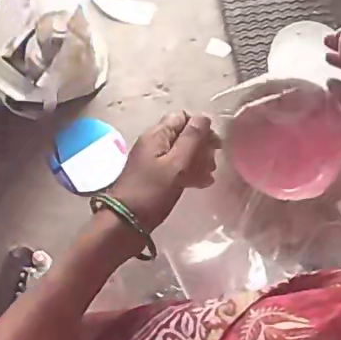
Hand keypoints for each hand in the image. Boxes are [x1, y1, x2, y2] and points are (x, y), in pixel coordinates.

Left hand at [108, 110, 218, 229]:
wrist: (126, 221)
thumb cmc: (153, 191)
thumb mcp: (176, 164)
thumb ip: (192, 139)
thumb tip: (204, 118)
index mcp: (157, 135)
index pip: (183, 118)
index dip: (201, 128)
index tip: (214, 145)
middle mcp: (154, 143)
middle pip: (183, 135)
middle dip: (201, 146)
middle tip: (212, 163)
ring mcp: (153, 160)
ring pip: (181, 152)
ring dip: (198, 160)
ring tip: (209, 175)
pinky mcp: (154, 176)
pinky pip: (176, 167)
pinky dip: (189, 172)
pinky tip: (201, 183)